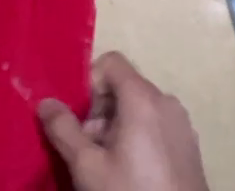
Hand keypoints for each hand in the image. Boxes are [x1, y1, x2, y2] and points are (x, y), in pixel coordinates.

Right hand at [37, 52, 209, 190]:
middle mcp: (166, 100)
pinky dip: (139, 139)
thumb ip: (64, 130)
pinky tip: (131, 174)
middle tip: (89, 150)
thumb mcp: (88, 167)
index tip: (80, 118)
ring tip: (108, 167)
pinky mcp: (188, 144)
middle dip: (100, 113)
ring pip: (139, 109)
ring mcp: (181, 122)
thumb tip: (45, 101)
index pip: (111, 62)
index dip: (89, 83)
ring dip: (117, 129)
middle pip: (124, 87)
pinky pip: (156, 125)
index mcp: (143, 97)